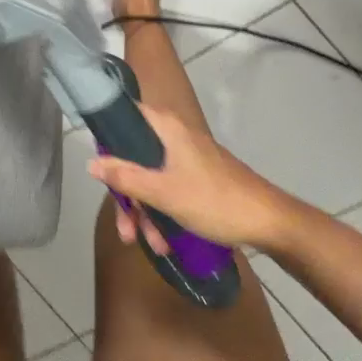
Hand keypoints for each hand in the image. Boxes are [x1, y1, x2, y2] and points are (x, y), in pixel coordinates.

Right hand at [88, 104, 303, 253]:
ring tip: (151, 245)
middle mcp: (174, 135)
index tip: (102, 170)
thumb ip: (125, 177)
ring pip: (152, 177)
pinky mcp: (198, 176)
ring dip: (146, 212)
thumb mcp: (163, 192)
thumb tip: (91, 163)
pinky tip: (166, 241)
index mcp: (166, 127)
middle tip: (127, 228)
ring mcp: (188, 157)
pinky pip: (169, 188)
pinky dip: (163, 211)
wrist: (270, 222)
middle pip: (135, 156)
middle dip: (129, 196)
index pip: (124, 115)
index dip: (107, 139)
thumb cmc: (213, 200)